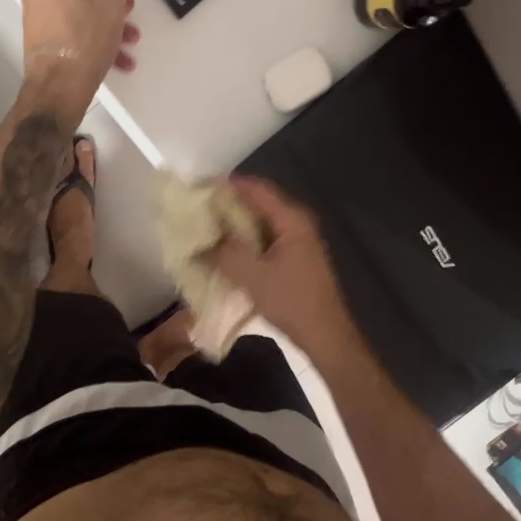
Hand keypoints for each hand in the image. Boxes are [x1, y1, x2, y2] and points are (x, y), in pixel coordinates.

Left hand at [21, 0, 139, 96]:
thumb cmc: (85, 37)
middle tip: (127, 3)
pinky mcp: (43, 41)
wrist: (58, 88)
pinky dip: (95, 37)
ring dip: (107, 19)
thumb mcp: (111, 2)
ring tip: (130, 38)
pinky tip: (120, 60)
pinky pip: (73, 30)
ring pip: (78, 8)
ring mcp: (39, 17)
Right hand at [209, 177, 362, 358]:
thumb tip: (202, 240)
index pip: (255, 189)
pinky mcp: (293, 260)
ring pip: (259, 224)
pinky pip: (263, 241)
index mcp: (291, 220)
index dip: (226, 185)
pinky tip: (224, 252)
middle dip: (226, 206)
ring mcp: (296, 242)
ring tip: (204, 229)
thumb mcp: (253, 277)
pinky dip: (243, 243)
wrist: (325, 335)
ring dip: (233, 226)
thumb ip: (226, 253)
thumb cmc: (292, 302)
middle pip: (257, 204)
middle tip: (195, 210)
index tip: (197, 188)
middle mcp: (296, 224)